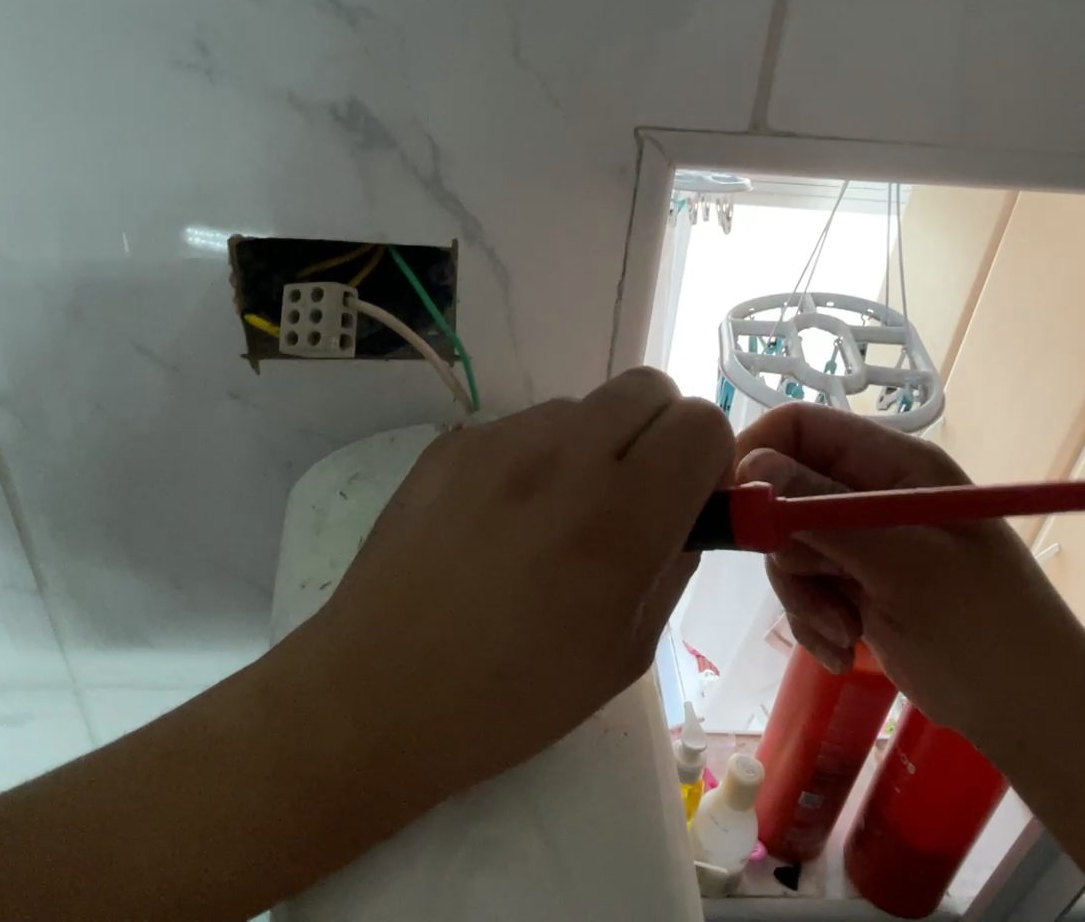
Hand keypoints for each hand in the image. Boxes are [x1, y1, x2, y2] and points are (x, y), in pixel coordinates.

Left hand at [304, 367, 733, 798]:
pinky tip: (497, 521)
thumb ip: (675, 562)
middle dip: (659, 433)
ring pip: (581, 406)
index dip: (707, 459)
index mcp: (620, 517)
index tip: (686, 501)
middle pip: (648, 386)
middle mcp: (563, 457)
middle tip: (632, 496)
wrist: (377, 693)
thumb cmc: (513, 698)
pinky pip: (519, 428)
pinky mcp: (449, 444)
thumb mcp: (626, 652)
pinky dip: (532, 458)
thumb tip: (690, 509)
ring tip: (552, 515)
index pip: (701, 422)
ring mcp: (497, 441)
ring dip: (592, 444)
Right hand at [734, 402, 1084, 751]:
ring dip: (801, 594)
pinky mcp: (854, 582)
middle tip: (815, 590)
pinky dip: (812, 619)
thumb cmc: (984, 630)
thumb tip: (748, 463)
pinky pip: (801, 585)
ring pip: (787, 545)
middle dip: (786, 549)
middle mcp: (870, 491)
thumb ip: (822, 511)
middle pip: (782, 490)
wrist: (1032, 714)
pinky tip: (843, 647)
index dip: (757, 454)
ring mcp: (862, 539)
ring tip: (843, 632)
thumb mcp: (903, 564)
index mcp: (893, 463)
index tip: (737, 510)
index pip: (799, 426)